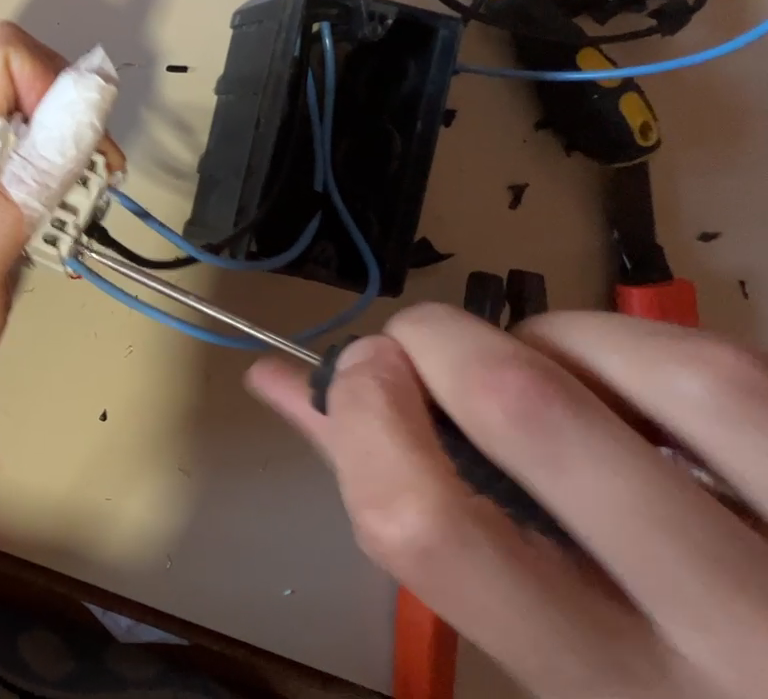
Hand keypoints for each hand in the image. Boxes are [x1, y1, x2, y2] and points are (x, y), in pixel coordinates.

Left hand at [0, 22, 120, 434]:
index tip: (77, 147)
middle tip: (92, 186)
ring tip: (80, 214)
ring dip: (78, 158)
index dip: (49, 81)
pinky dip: (70, 188)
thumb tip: (71, 124)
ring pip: (43, 126)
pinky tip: (69, 230)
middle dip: (75, 120)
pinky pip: (45, 170)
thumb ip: (10, 199)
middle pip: (28, 81)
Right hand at [248, 304, 767, 697]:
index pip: (427, 524)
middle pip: (526, 414)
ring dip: (560, 334)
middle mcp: (734, 639)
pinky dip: (650, 347)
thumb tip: (276, 381)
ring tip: (541, 357)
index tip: (357, 370)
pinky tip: (636, 381)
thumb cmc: (656, 675)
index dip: (366, 416)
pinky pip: (742, 368)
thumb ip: (394, 497)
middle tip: (423, 342)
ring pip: (665, 371)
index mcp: (604, 682)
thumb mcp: (527, 623)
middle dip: (439, 339)